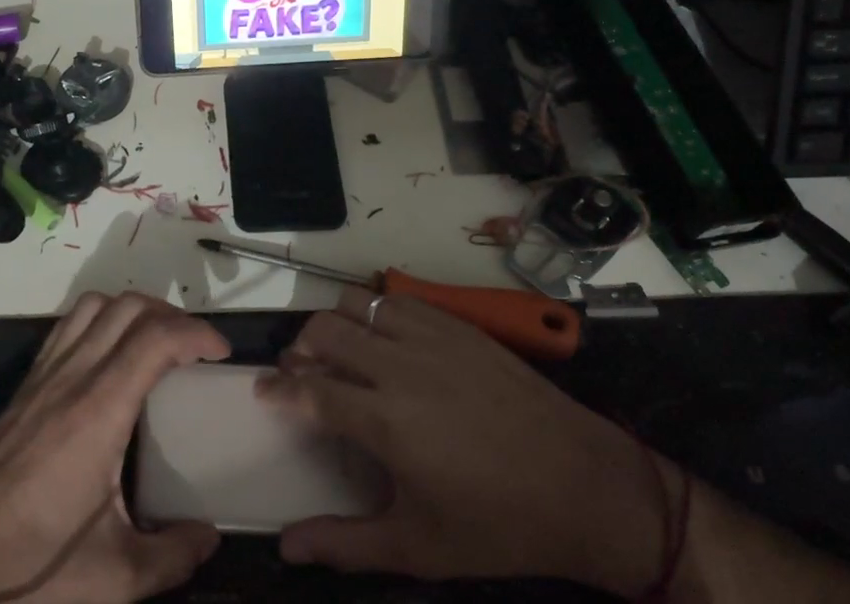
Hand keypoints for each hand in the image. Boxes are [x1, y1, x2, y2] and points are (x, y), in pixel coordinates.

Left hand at [0, 292, 229, 603]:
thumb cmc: (28, 571)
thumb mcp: (114, 578)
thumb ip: (172, 556)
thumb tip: (210, 536)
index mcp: (97, 412)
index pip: (154, 337)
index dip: (197, 332)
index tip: (222, 353)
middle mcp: (67, 380)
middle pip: (125, 307)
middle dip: (170, 314)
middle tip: (196, 350)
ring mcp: (37, 381)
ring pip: (90, 308)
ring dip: (130, 311)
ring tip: (156, 346)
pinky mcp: (17, 394)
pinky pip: (64, 331)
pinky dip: (97, 324)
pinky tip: (107, 367)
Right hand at [256, 287, 673, 595]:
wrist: (586, 488)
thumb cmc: (499, 525)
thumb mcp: (419, 548)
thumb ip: (346, 545)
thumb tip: (285, 548)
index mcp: (386, 420)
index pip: (309, 389)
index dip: (278, 388)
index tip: (262, 391)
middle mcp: (402, 367)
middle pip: (325, 330)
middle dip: (300, 348)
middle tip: (302, 373)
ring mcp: (435, 340)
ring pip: (361, 303)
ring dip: (337, 321)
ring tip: (340, 350)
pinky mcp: (463, 328)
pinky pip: (403, 301)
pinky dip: (379, 312)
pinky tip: (387, 341)